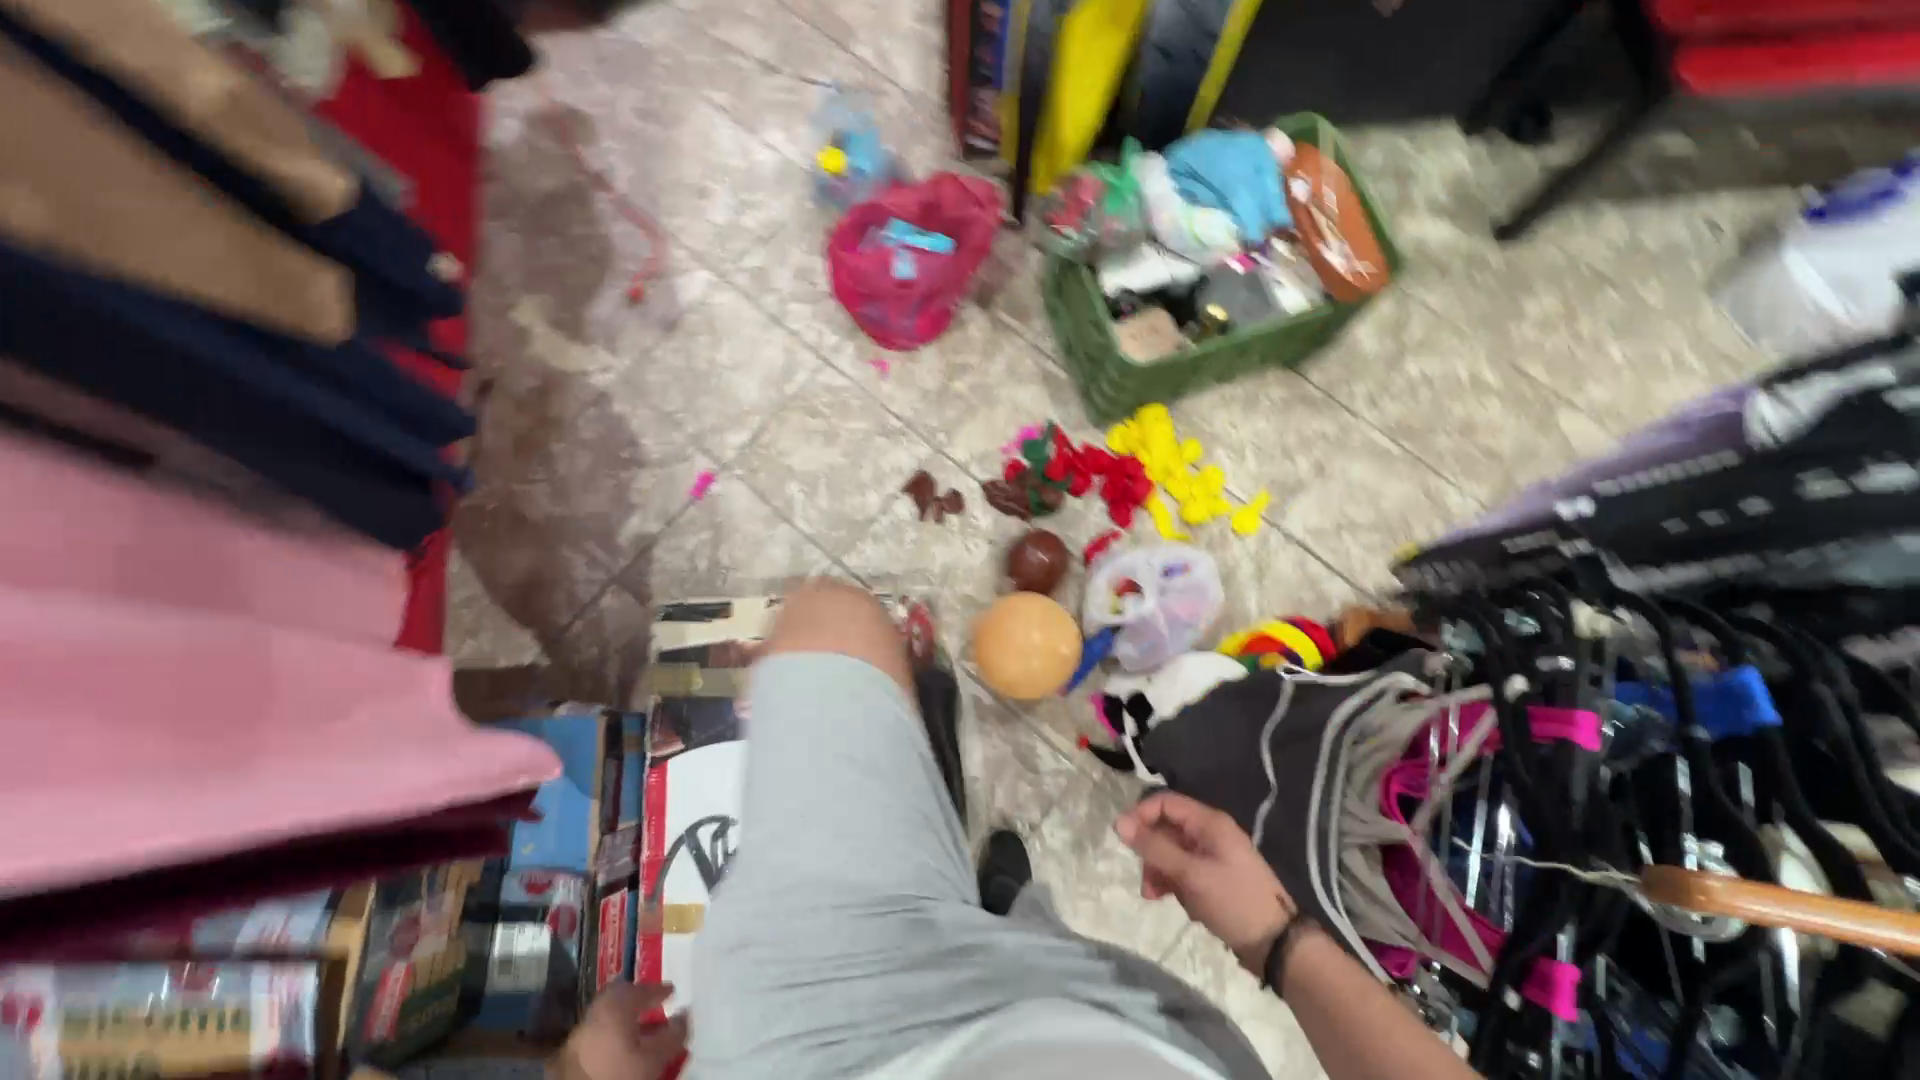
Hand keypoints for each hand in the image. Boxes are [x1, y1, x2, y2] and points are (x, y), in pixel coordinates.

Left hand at [555, 982, 687, 1079]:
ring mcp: (582, 1030)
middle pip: (621, 996)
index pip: (642, 990)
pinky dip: (616, 1030)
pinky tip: (626, 1044)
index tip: (672, 991)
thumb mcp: (654, 1058)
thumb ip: (673, 1034)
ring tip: (646, 1027)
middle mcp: (597, 1011)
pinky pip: (601, 1029)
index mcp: (616, 1005)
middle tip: (656, 1003)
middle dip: (640, 998)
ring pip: (610, 1013)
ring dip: (628, 1016)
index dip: (659, 990)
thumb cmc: (618, 1074)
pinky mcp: (573, 1050)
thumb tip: (684, 1016)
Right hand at [1115, 792, 1292, 973]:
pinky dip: (1173, 883)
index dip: (1141, 816)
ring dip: (1158, 872)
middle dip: (1150, 852)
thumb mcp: (1190, 874)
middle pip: (1165, 829)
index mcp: (1209, 823)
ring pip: (1171, 853)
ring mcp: (1212, 857)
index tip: (1124, 840)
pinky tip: (1175, 902)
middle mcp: (1210, 834)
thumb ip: (1154, 848)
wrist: (1275, 944)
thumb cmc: (1233, 901)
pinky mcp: (1213, 878)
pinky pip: (1182, 871)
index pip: (1165, 803)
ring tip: (1155, 896)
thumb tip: (1118, 822)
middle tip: (1145, 881)